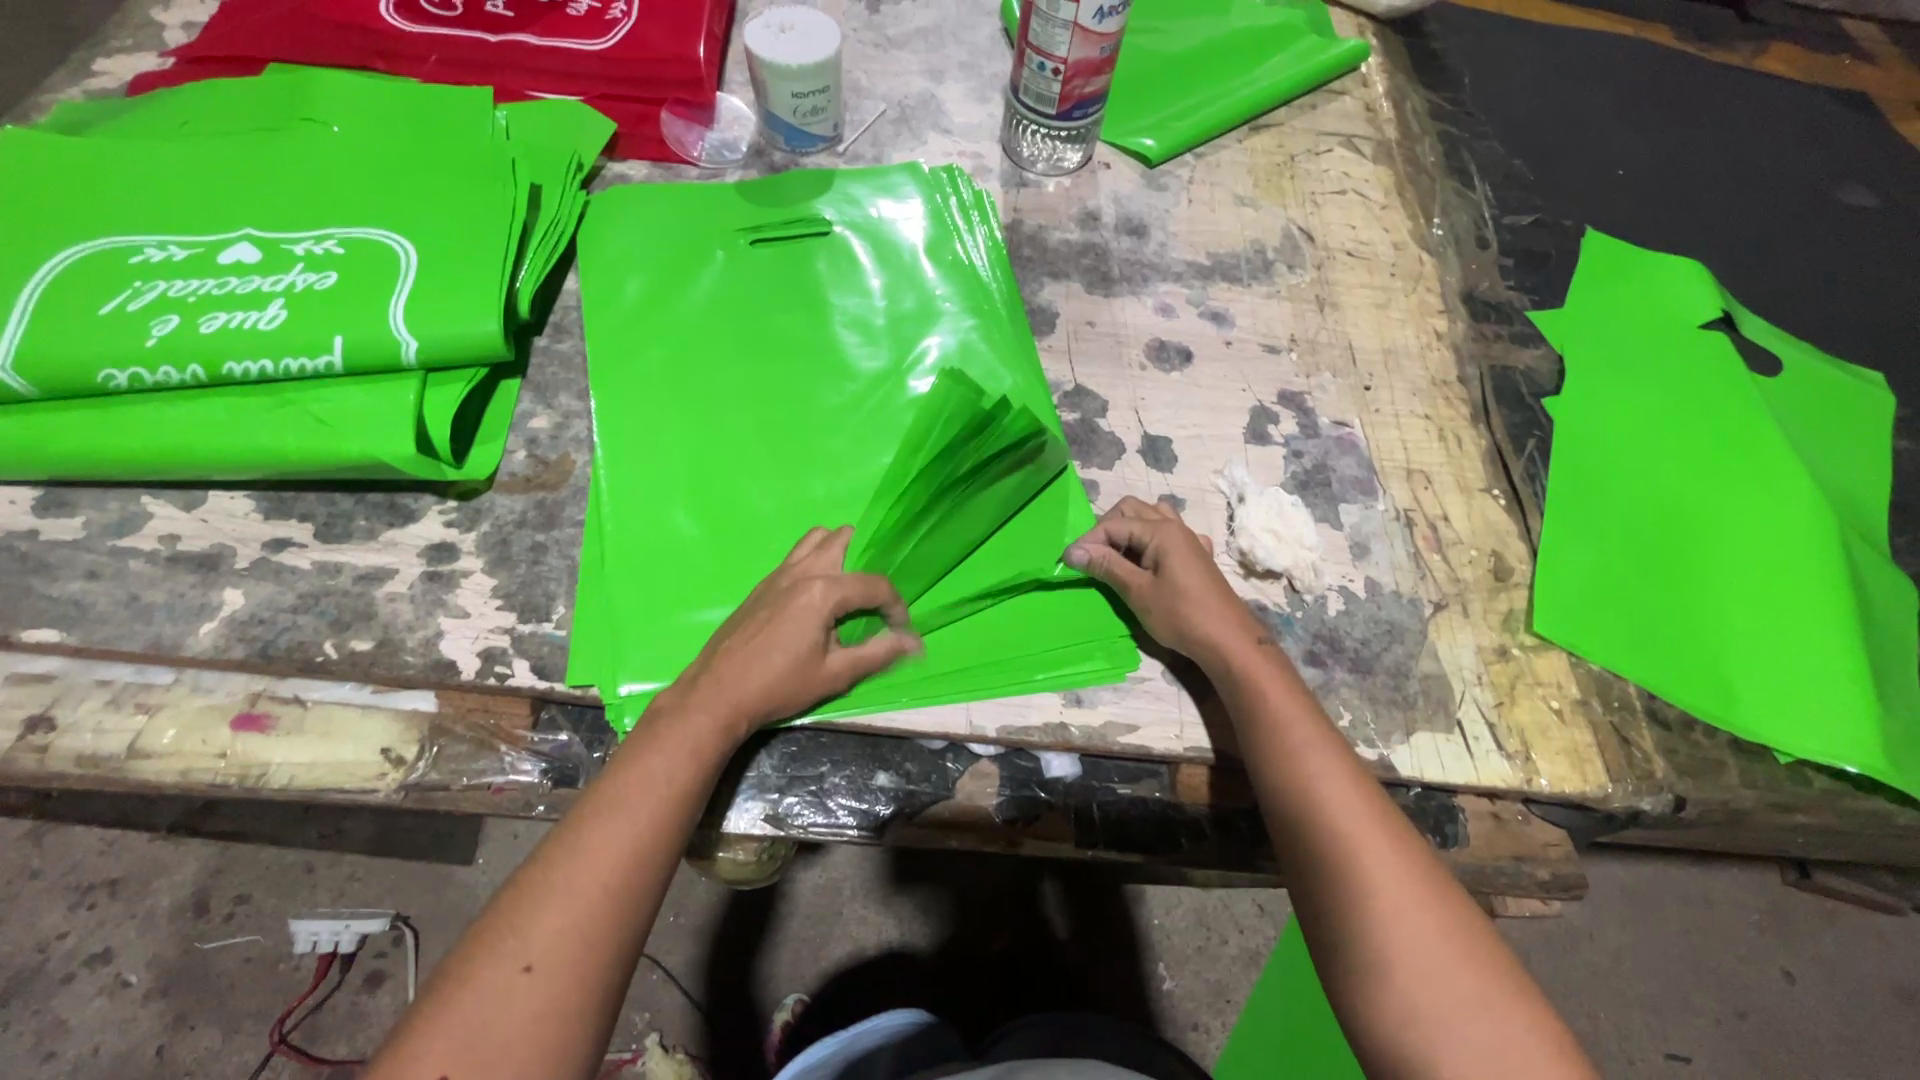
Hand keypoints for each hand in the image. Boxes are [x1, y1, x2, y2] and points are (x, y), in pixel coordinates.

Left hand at [661, 526, 921, 739]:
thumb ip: (878, 653)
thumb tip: (913, 642)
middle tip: (874, 599)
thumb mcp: (835, 675)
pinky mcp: (763, 584)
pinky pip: (798, 556)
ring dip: (839, 554)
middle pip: (845, 538)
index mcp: (822, 591)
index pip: (875, 585)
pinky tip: (817, 602)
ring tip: (848, 591)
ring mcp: (778, 573)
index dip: (897, 607)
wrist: (716, 694)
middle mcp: (801, 571)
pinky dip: (817, 564)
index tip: (901, 632)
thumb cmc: (778, 686)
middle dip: (868, 561)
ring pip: (817, 539)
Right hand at [1064, 496, 1264, 668]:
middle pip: (1132, 510)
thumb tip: (1073, 551)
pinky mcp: (1198, 555)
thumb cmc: (1180, 615)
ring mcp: (1190, 539)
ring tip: (1115, 554)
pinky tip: (1149, 559)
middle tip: (1091, 556)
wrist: (1228, 639)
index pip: (1113, 524)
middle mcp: (1176, 526)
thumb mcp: (1137, 591)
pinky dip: (1152, 539)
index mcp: (1160, 530)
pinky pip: (1170, 533)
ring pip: (1152, 517)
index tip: (1067, 562)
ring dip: (1129, 529)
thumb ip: (1106, 566)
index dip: (1087, 541)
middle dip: (1106, 528)